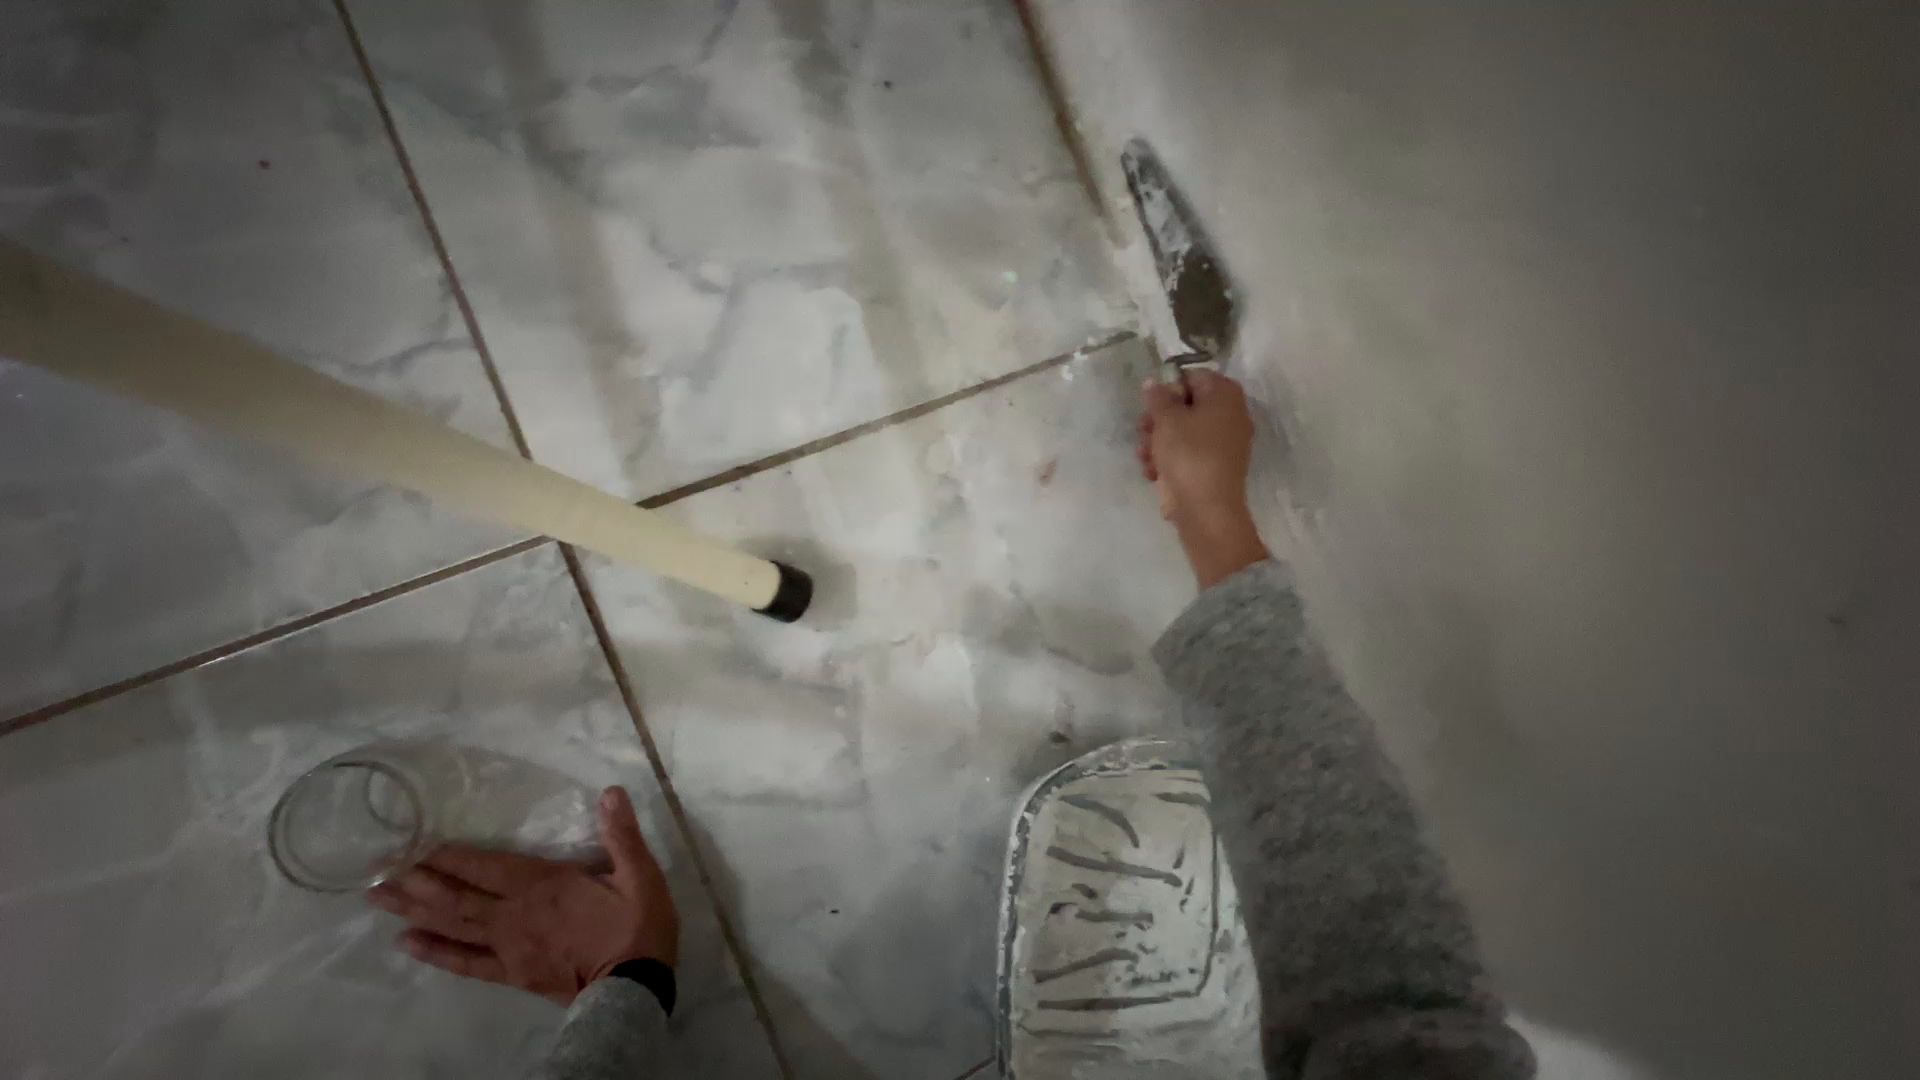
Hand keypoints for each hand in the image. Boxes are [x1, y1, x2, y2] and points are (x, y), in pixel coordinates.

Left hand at [368, 786, 678, 1005]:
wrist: (633, 986)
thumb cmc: (637, 923)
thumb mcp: (640, 873)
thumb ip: (622, 834)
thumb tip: (610, 792)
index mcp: (546, 885)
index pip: (489, 866)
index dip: (452, 855)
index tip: (417, 840)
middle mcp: (517, 914)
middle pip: (457, 896)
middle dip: (418, 880)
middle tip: (379, 866)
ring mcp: (509, 947)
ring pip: (453, 925)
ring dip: (414, 910)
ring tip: (378, 895)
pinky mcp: (511, 974)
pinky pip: (464, 963)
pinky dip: (434, 952)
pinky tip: (406, 943)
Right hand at [1138, 369, 1270, 588]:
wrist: (1205, 508)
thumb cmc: (1188, 454)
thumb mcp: (1167, 420)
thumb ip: (1157, 398)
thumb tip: (1153, 382)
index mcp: (1224, 395)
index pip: (1192, 376)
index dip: (1167, 389)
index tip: (1151, 406)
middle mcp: (1229, 414)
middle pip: (1185, 406)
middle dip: (1159, 419)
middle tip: (1142, 430)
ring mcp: (1222, 443)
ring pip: (1182, 432)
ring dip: (1158, 442)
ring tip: (1144, 456)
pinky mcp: (1211, 466)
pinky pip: (1187, 453)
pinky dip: (1169, 460)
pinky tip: (1152, 471)